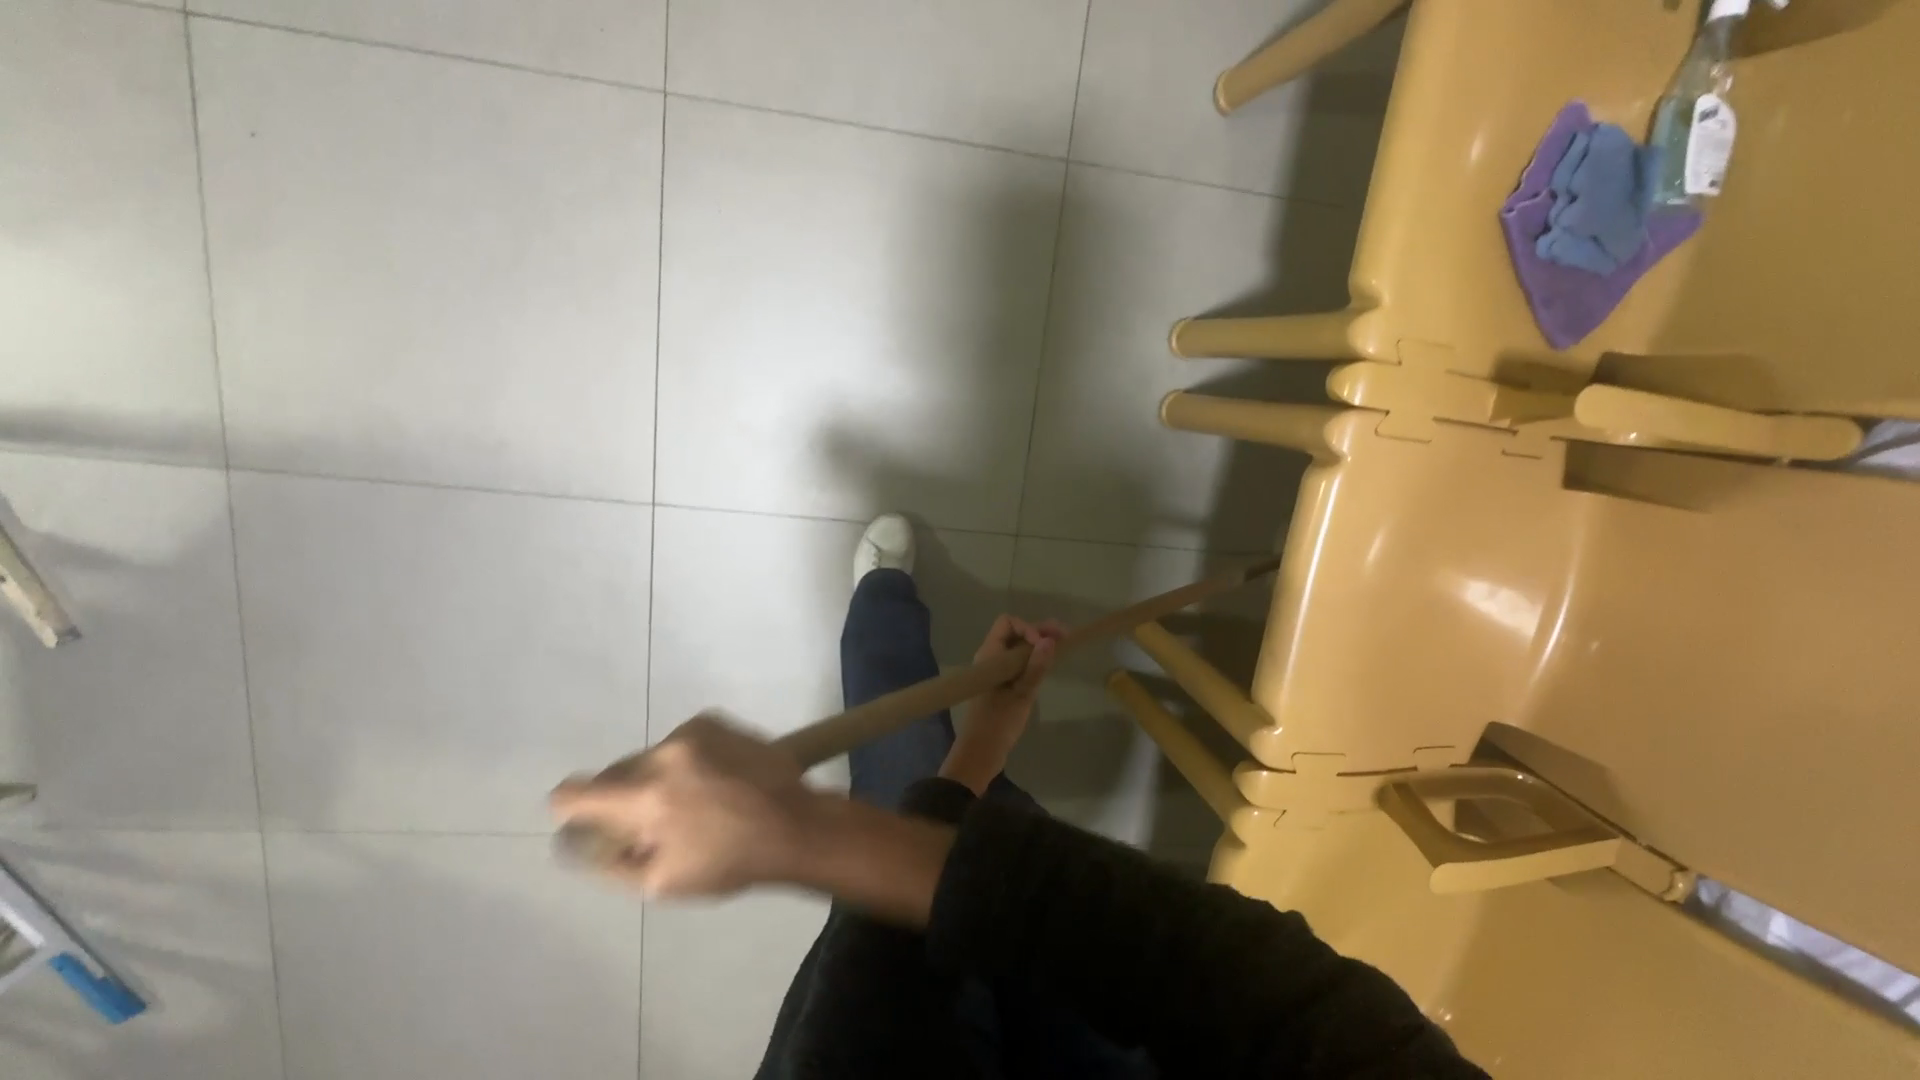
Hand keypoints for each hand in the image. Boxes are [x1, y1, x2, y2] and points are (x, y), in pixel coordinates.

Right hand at [549, 713, 819, 897]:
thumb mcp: (661, 882)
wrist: (795, 823)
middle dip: (624, 797)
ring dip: (658, 777)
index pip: (574, 793)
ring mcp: (692, 732)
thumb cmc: (728, 860)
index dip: (570, 809)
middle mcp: (664, 755)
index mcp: (646, 797)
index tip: (584, 821)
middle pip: (614, 773)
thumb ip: (610, 861)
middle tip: (656, 822)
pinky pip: (679, 742)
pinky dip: (686, 760)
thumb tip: (574, 844)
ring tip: (694, 801)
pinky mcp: (714, 720)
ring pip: (649, 757)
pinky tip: (713, 781)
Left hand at [941, 615, 1063, 793]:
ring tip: (1064, 646)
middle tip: (1067, 637)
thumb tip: (1050, 641)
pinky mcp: (1004, 683)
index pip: (1008, 623)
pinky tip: (1051, 663)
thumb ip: (1036, 667)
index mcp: (989, 654)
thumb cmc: (998, 722)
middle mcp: (991, 657)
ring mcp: (997, 670)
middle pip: (1016, 632)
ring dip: (1040, 644)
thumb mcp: (1021, 695)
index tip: (1044, 644)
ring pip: (1019, 647)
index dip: (1029, 627)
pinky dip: (1035, 659)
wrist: (982, 752)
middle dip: (1040, 632)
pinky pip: (1019, 662)